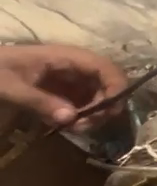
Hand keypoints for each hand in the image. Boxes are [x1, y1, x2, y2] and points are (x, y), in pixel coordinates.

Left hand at [0, 44, 126, 128]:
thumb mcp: (8, 86)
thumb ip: (38, 101)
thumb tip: (71, 119)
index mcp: (68, 58)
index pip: (108, 69)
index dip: (116, 88)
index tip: (107, 111)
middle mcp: (78, 67)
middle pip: (109, 85)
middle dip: (104, 106)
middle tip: (86, 125)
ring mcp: (72, 78)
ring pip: (100, 96)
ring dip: (93, 114)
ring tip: (75, 128)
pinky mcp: (65, 90)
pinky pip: (85, 102)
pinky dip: (81, 115)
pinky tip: (66, 124)